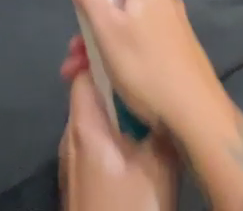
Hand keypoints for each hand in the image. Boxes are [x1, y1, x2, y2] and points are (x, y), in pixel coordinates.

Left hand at [59, 61, 179, 209]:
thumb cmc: (131, 208)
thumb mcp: (159, 167)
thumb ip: (163, 129)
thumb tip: (172, 102)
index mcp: (84, 126)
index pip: (83, 74)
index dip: (101, 57)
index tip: (125, 48)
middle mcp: (70, 138)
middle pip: (88, 97)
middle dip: (114, 86)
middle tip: (144, 80)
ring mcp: (72, 163)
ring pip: (93, 124)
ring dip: (115, 114)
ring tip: (146, 111)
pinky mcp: (79, 184)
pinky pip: (94, 147)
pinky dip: (112, 138)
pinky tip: (136, 148)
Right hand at [64, 0, 230, 137]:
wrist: (197, 116)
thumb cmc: (149, 69)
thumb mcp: (109, 35)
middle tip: (73, 25)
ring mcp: (168, 19)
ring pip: (124, 11)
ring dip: (98, 29)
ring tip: (79, 63)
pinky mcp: (171, 42)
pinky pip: (134, 30)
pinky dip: (114, 42)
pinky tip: (101, 72)